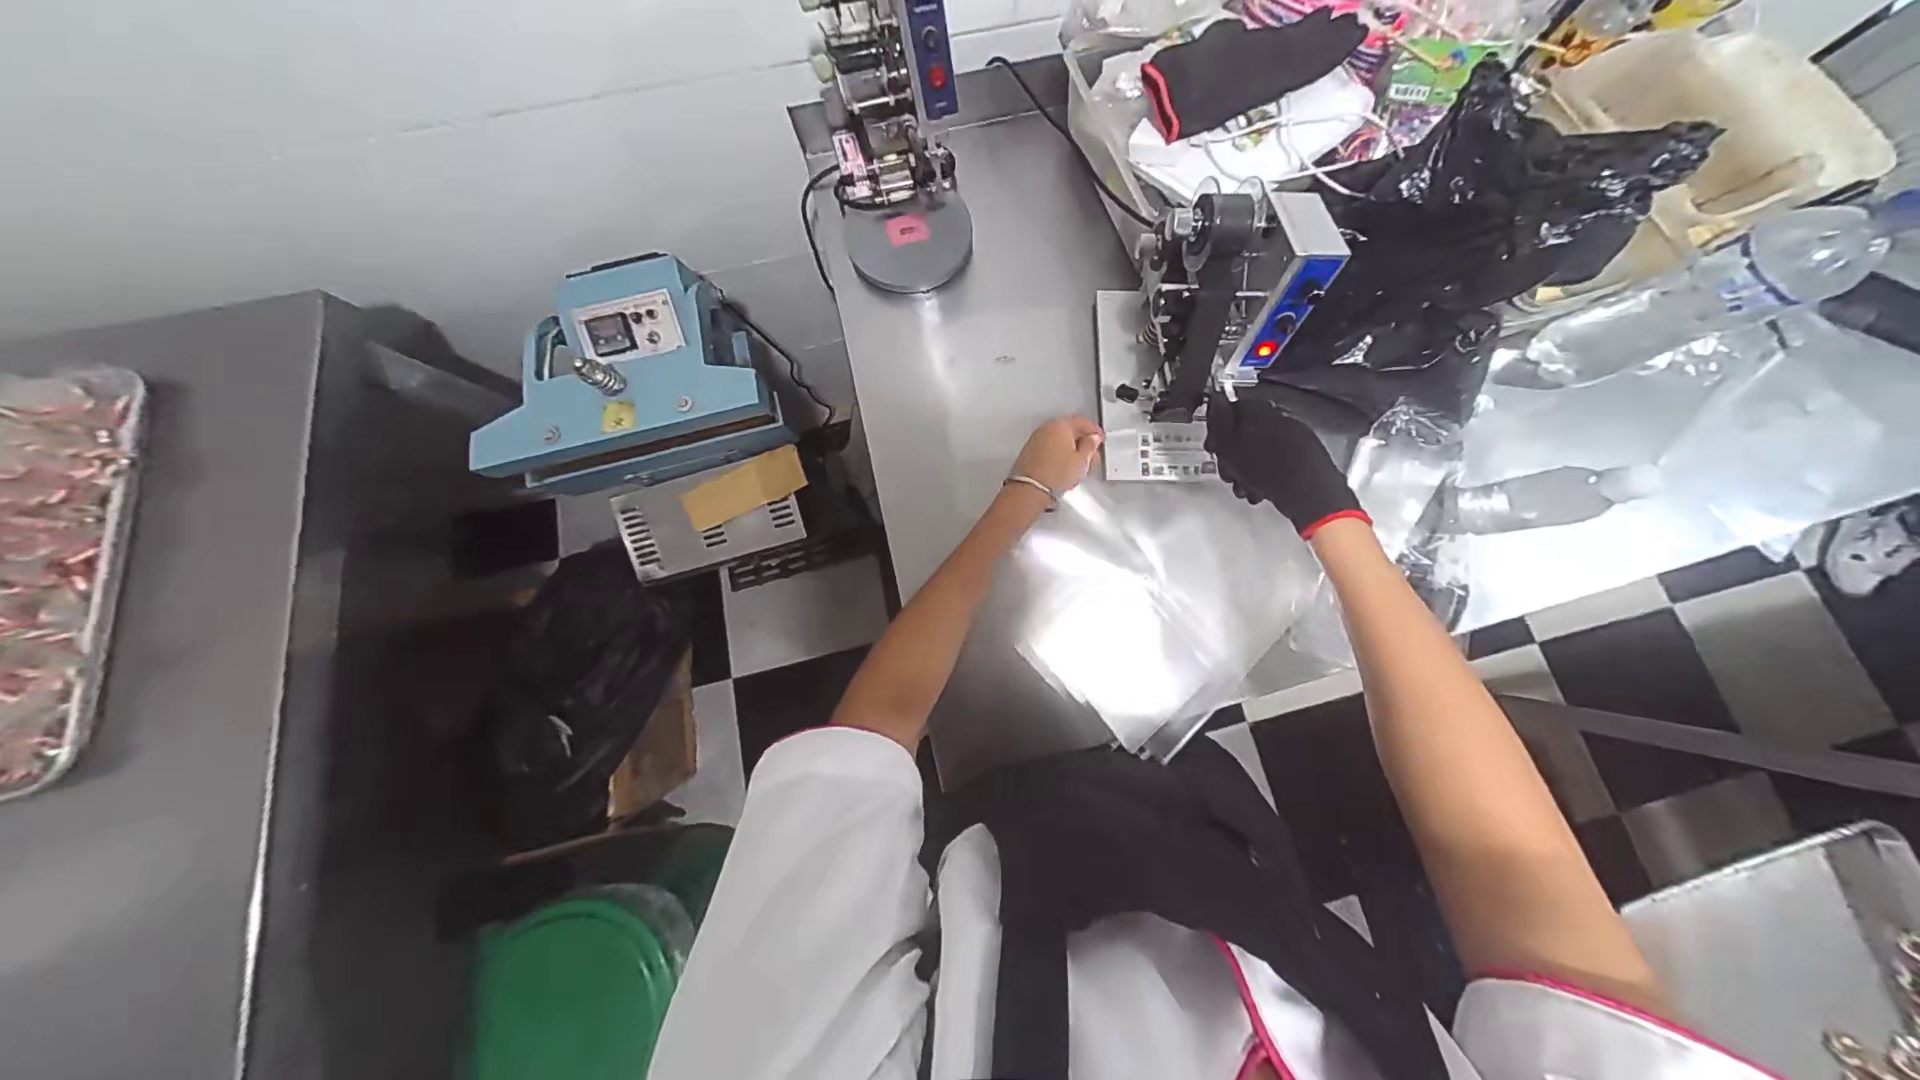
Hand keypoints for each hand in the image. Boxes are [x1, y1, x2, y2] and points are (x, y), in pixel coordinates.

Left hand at [1011, 415, 1103, 493]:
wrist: (1030, 489)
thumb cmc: (1054, 474)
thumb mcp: (1082, 460)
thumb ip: (1090, 446)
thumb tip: (1092, 440)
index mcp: (1061, 425)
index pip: (1082, 422)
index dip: (1094, 431)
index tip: (1099, 439)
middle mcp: (1046, 429)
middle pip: (1069, 429)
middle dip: (1082, 440)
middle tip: (1091, 451)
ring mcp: (1036, 440)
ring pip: (1058, 439)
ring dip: (1069, 447)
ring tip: (1078, 462)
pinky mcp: (1029, 452)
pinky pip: (1048, 447)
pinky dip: (1058, 453)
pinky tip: (1063, 465)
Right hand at [1205, 387, 1364, 537]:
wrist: (1306, 490)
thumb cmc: (1264, 467)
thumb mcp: (1228, 445)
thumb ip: (1219, 421)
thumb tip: (1216, 399)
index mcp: (1259, 410)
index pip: (1231, 409)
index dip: (1217, 430)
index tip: (1213, 447)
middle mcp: (1278, 418)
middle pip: (1245, 433)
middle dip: (1232, 456)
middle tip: (1227, 471)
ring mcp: (1294, 437)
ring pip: (1259, 451)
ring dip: (1246, 471)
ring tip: (1243, 487)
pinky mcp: (1304, 457)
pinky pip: (1275, 463)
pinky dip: (1265, 476)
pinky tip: (1259, 491)